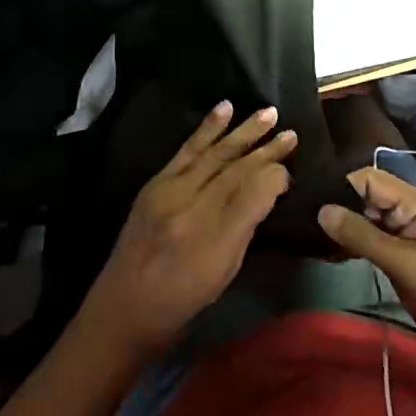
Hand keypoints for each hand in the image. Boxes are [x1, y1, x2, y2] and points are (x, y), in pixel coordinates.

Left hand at [84, 102, 295, 353]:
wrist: (123, 306)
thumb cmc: (181, 300)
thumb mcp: (225, 272)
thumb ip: (246, 228)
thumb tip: (268, 191)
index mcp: (213, 239)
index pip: (253, 192)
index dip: (275, 176)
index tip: (292, 169)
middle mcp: (191, 208)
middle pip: (236, 169)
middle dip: (266, 149)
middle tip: (291, 134)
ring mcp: (169, 191)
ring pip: (214, 153)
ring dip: (243, 130)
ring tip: (268, 112)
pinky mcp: (155, 183)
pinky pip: (186, 149)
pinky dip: (207, 128)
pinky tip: (224, 109)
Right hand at [317, 167, 415, 357]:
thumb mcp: (401, 264)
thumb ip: (360, 235)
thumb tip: (322, 211)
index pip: (370, 179)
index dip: (342, 188)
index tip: (313, 205)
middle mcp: (414, 209)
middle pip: (368, 195)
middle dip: (341, 207)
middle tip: (309, 224)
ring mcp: (411, 231)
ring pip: (370, 216)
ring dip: (347, 226)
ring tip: (317, 238)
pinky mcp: (406, 251)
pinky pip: (376, 235)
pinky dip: (357, 241)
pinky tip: (335, 251)